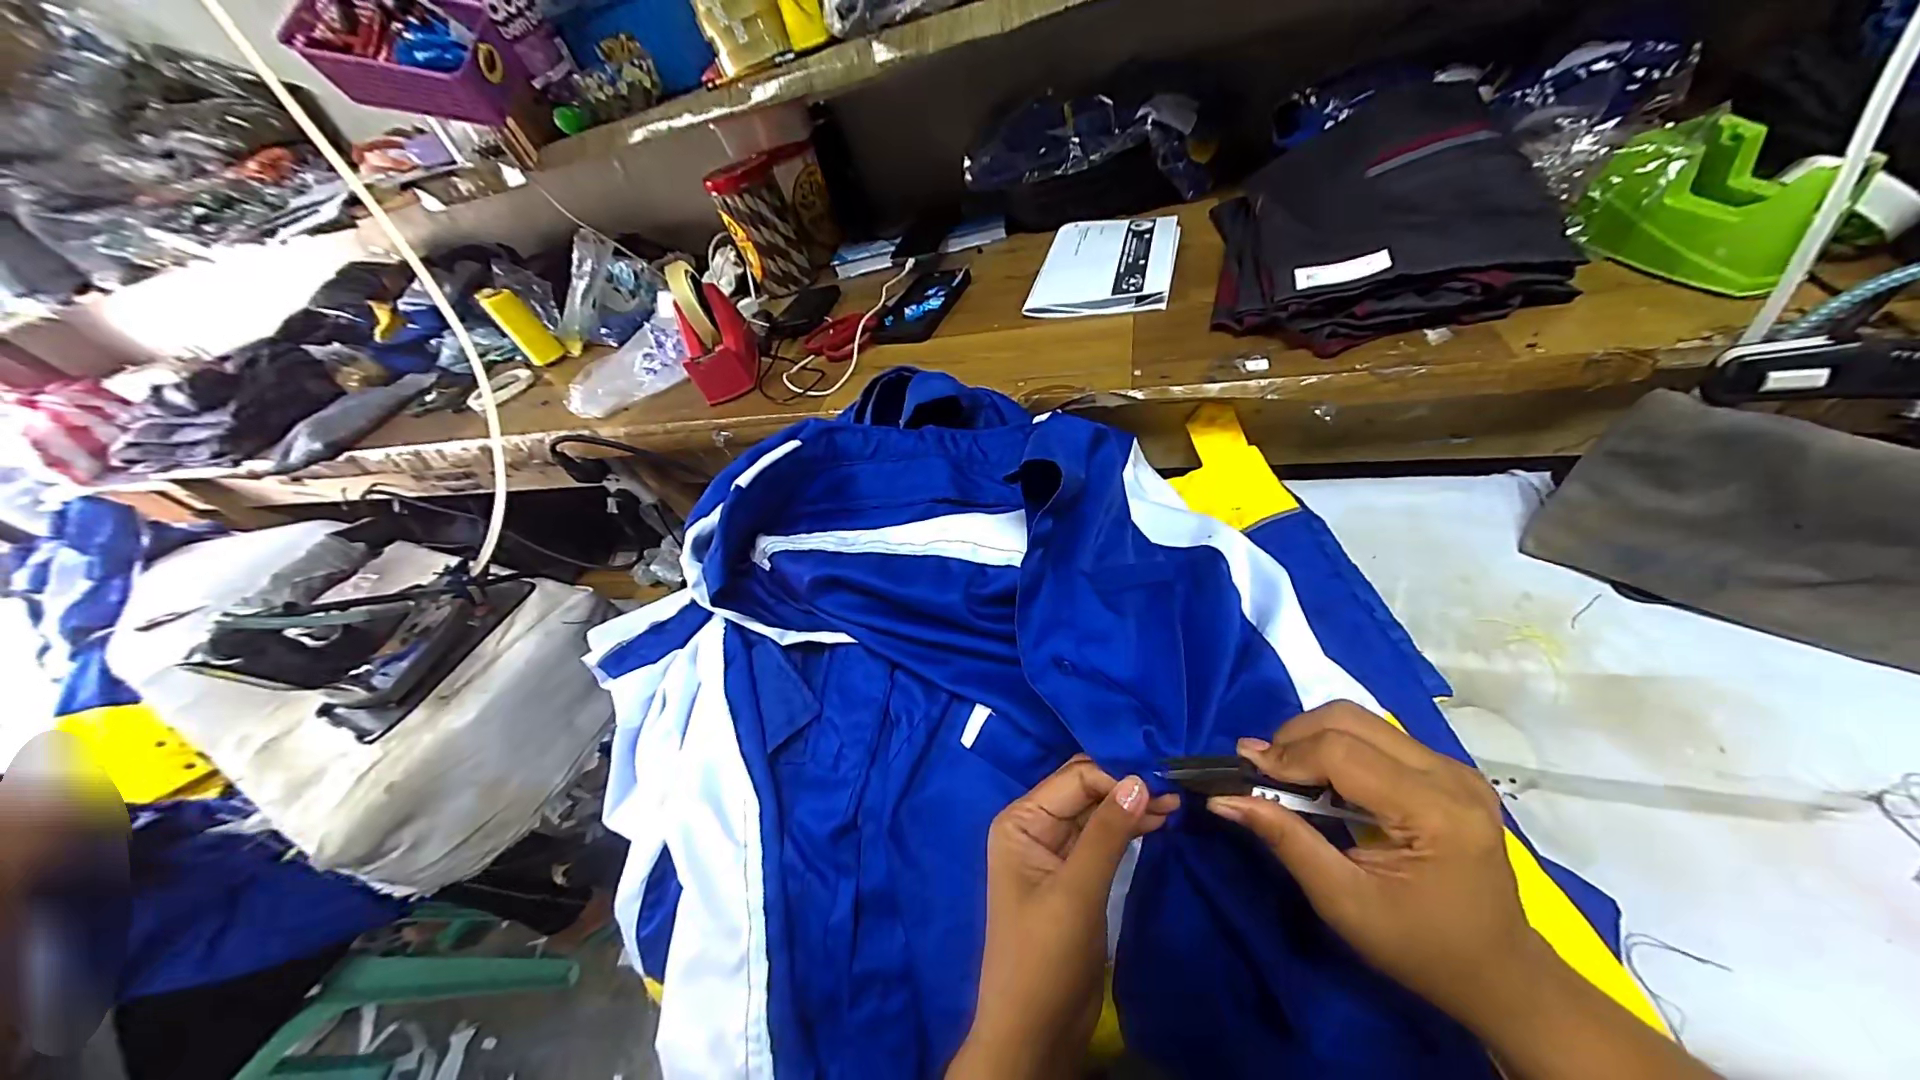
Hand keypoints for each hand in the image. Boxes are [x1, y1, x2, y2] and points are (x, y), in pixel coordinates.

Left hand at [948, 756, 1178, 1079]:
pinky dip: (1128, 829)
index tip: (1163, 778)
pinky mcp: (1075, 874)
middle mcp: (1035, 826)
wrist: (1035, 1031)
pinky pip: (1103, 837)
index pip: (1074, 779)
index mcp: (1021, 820)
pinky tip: (1158, 822)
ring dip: (1131, 806)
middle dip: (1125, 785)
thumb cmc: (1044, 956)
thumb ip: (1107, 833)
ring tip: (1176, 804)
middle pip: (1085, 789)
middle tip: (1176, 788)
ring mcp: (1055, 850)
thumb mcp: (1076, 891)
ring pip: (1097, 812)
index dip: (1117, 774)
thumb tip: (1139, 779)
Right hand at [1209, 703, 1718, 1079]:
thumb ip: (1285, 840)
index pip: (1344, 753)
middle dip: (1294, 737)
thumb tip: (1223, 798)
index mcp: (1437, 813)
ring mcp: (1455, 768)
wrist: (1500, 972)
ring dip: (1313, 737)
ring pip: (1362, 720)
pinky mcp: (1449, 770)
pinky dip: (1336, 745)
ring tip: (1287, 774)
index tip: (1244, 772)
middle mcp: (1452, 776)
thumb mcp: (1343, 902)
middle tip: (1263, 771)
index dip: (1286, 755)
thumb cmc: (1420, 946)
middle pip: (1351, 720)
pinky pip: (1378, 735)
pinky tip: (1323, 779)